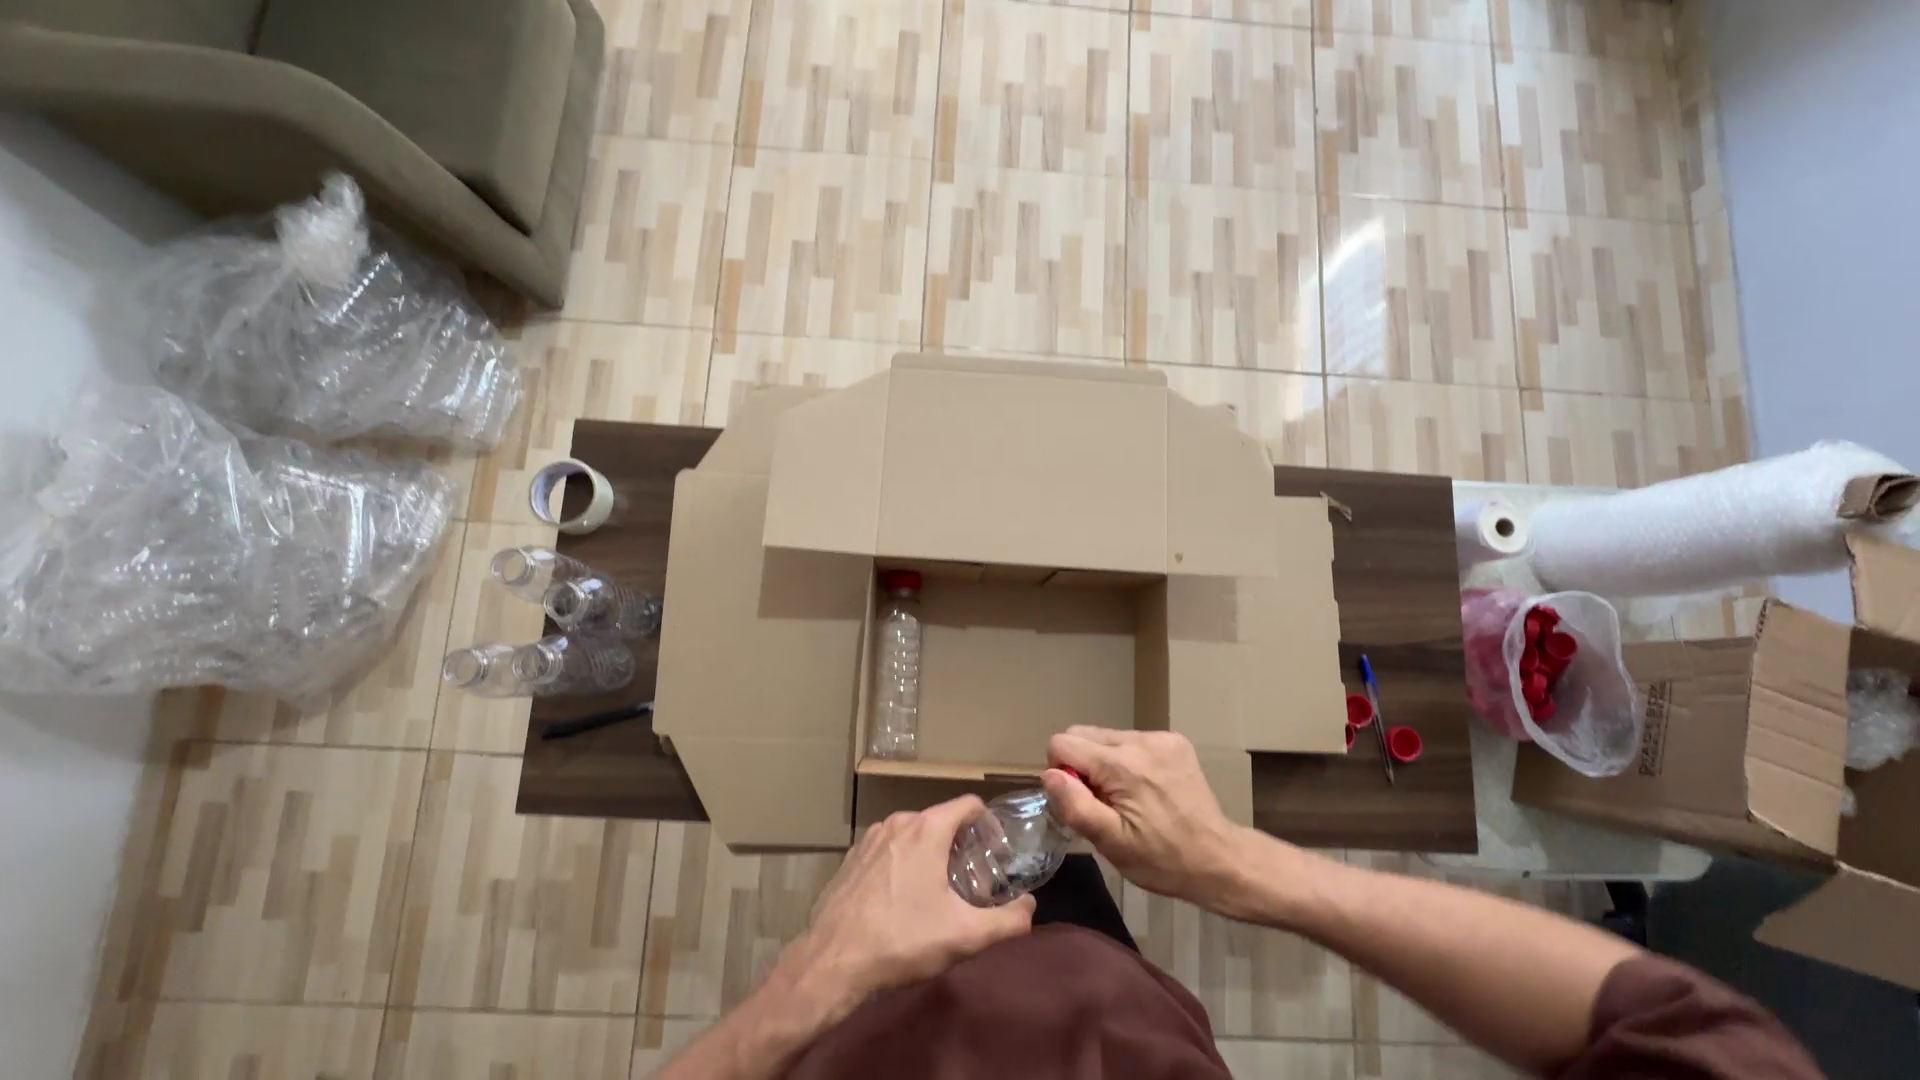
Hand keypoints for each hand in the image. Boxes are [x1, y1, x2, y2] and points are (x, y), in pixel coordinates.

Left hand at [780, 796, 1035, 1010]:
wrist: (833, 962)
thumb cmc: (903, 941)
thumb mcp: (966, 936)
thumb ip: (1008, 920)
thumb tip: (1030, 907)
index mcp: (926, 829)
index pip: (969, 804)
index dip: (989, 825)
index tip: (997, 854)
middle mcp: (897, 823)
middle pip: (941, 820)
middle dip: (962, 845)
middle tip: (973, 881)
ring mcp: (869, 839)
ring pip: (913, 835)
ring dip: (932, 854)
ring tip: (940, 891)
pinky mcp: (850, 859)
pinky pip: (888, 850)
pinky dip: (904, 864)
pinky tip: (903, 900)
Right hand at [1042, 727, 1250, 905]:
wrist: (1220, 860)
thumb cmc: (1161, 859)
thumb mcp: (1111, 844)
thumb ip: (1076, 806)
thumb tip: (1049, 774)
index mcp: (1121, 765)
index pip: (1062, 742)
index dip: (1061, 773)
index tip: (1081, 801)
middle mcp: (1141, 741)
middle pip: (1083, 734)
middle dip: (1081, 765)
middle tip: (1102, 803)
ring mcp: (1161, 738)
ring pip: (1107, 736)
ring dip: (1104, 763)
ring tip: (1125, 799)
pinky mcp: (1175, 742)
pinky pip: (1132, 740)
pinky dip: (1127, 760)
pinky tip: (1144, 789)